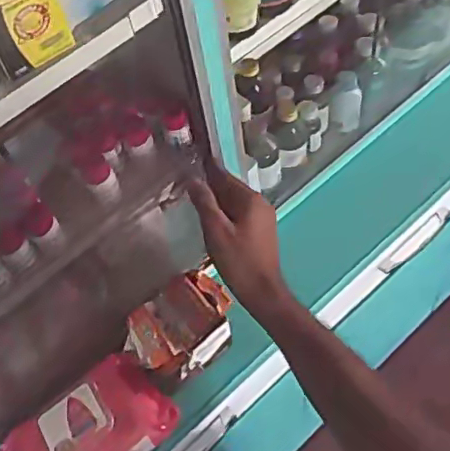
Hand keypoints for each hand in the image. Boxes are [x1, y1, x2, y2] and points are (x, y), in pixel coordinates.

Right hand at [188, 167, 295, 318]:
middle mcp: (260, 202)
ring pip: (234, 200)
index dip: (206, 168)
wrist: (263, 292)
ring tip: (194, 198)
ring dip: (216, 199)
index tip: (190, 158)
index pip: (224, 176)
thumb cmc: (238, 262)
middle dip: (210, 184)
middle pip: (230, 187)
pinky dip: (225, 211)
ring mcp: (263, 216)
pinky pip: (239, 212)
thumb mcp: (216, 231)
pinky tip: (212, 218)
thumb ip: (204, 202)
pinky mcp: (262, 229)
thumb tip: (193, 178)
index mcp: (250, 199)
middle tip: (186, 180)